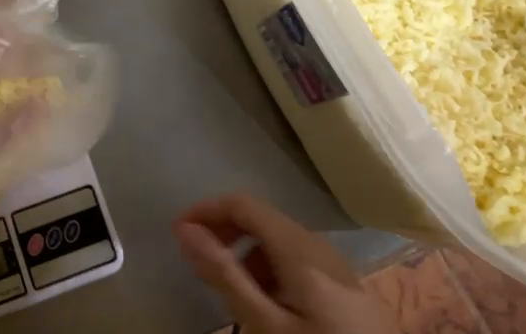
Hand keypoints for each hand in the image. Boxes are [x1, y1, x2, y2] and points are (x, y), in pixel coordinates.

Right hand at [174, 194, 395, 333]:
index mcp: (300, 249)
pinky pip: (300, 263)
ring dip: (247, 255)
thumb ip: (225, 276)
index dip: (205, 210)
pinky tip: (268, 307)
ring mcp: (339, 269)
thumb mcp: (267, 326)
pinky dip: (271, 272)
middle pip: (262, 220)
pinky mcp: (349, 291)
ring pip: (280, 243)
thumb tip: (184, 230)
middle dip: (224, 233)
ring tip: (230, 292)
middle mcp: (320, 247)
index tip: (177, 234)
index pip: (242, 204)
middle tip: (197, 263)